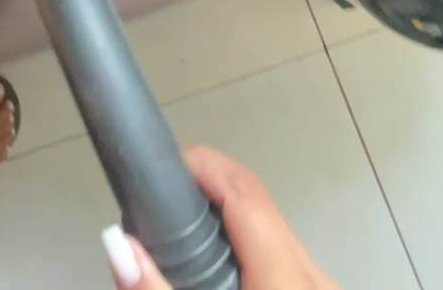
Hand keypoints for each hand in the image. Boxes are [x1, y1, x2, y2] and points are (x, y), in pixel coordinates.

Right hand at [103, 146, 338, 289]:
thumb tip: (117, 242)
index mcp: (287, 279)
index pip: (243, 189)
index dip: (200, 164)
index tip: (160, 167)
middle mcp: (317, 278)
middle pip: (255, 203)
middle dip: (205, 195)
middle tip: (161, 214)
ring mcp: (324, 288)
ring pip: (272, 230)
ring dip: (226, 225)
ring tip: (186, 252)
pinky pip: (286, 256)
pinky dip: (249, 250)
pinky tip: (223, 277)